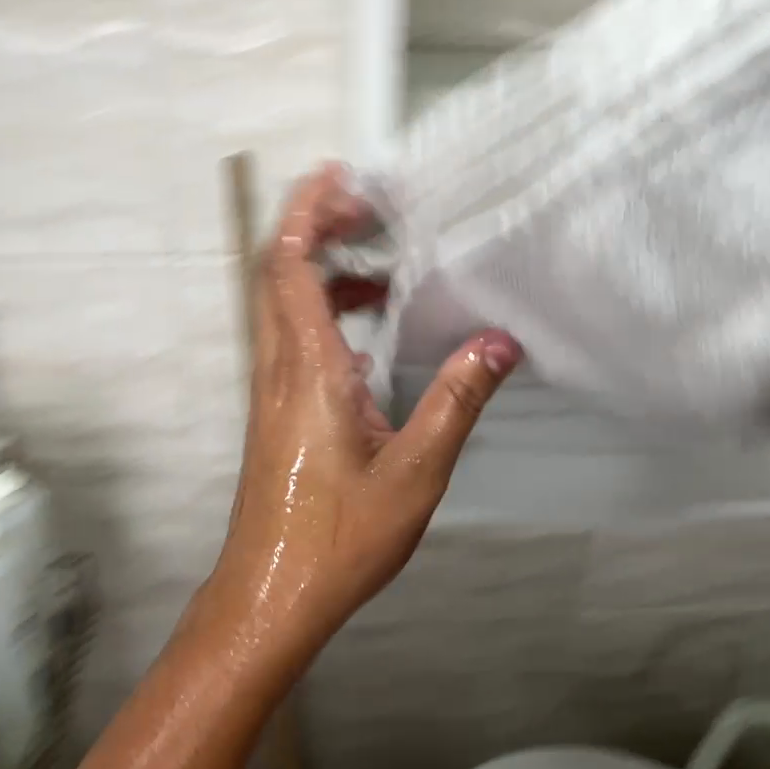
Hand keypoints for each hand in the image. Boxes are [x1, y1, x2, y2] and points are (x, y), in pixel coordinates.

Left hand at [190, 165, 521, 666]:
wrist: (271, 592)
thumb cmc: (340, 536)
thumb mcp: (414, 471)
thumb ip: (455, 400)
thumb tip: (499, 342)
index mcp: (309, 369)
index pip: (288, 265)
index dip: (305, 211)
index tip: (337, 175)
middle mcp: (278, 367)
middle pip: (275, 270)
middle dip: (314, 225)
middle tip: (370, 210)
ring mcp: (270, 389)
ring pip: (282, 304)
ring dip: (322, 272)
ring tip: (383, 269)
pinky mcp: (274, 410)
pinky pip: (291, 339)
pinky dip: (324, 315)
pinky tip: (370, 336)